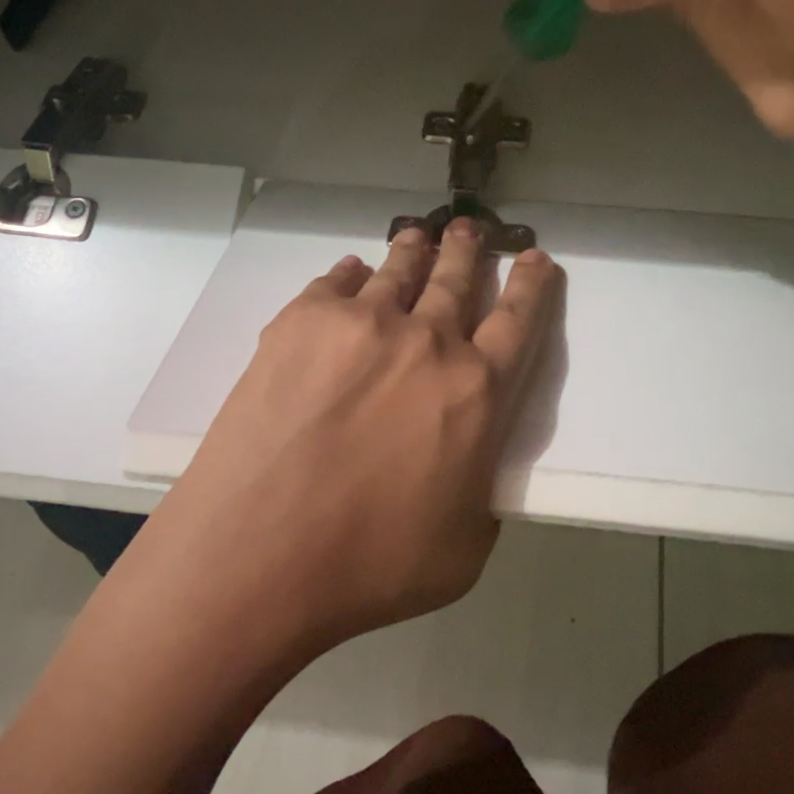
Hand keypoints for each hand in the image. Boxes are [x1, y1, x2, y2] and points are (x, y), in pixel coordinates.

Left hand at [142, 220, 562, 649]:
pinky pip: (336, 283)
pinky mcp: (301, 322)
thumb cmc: (371, 565)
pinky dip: (351, 275)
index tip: (535, 256)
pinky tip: (350, 273)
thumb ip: (480, 486)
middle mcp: (427, 341)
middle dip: (469, 251)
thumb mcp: (465, 548)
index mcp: (477, 392)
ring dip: (415, 250)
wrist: (258, 553)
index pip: (519, 321)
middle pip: (457, 280)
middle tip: (470, 228)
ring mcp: (361, 323)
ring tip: (419, 236)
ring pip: (399, 270)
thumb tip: (466, 453)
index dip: (532, 285)